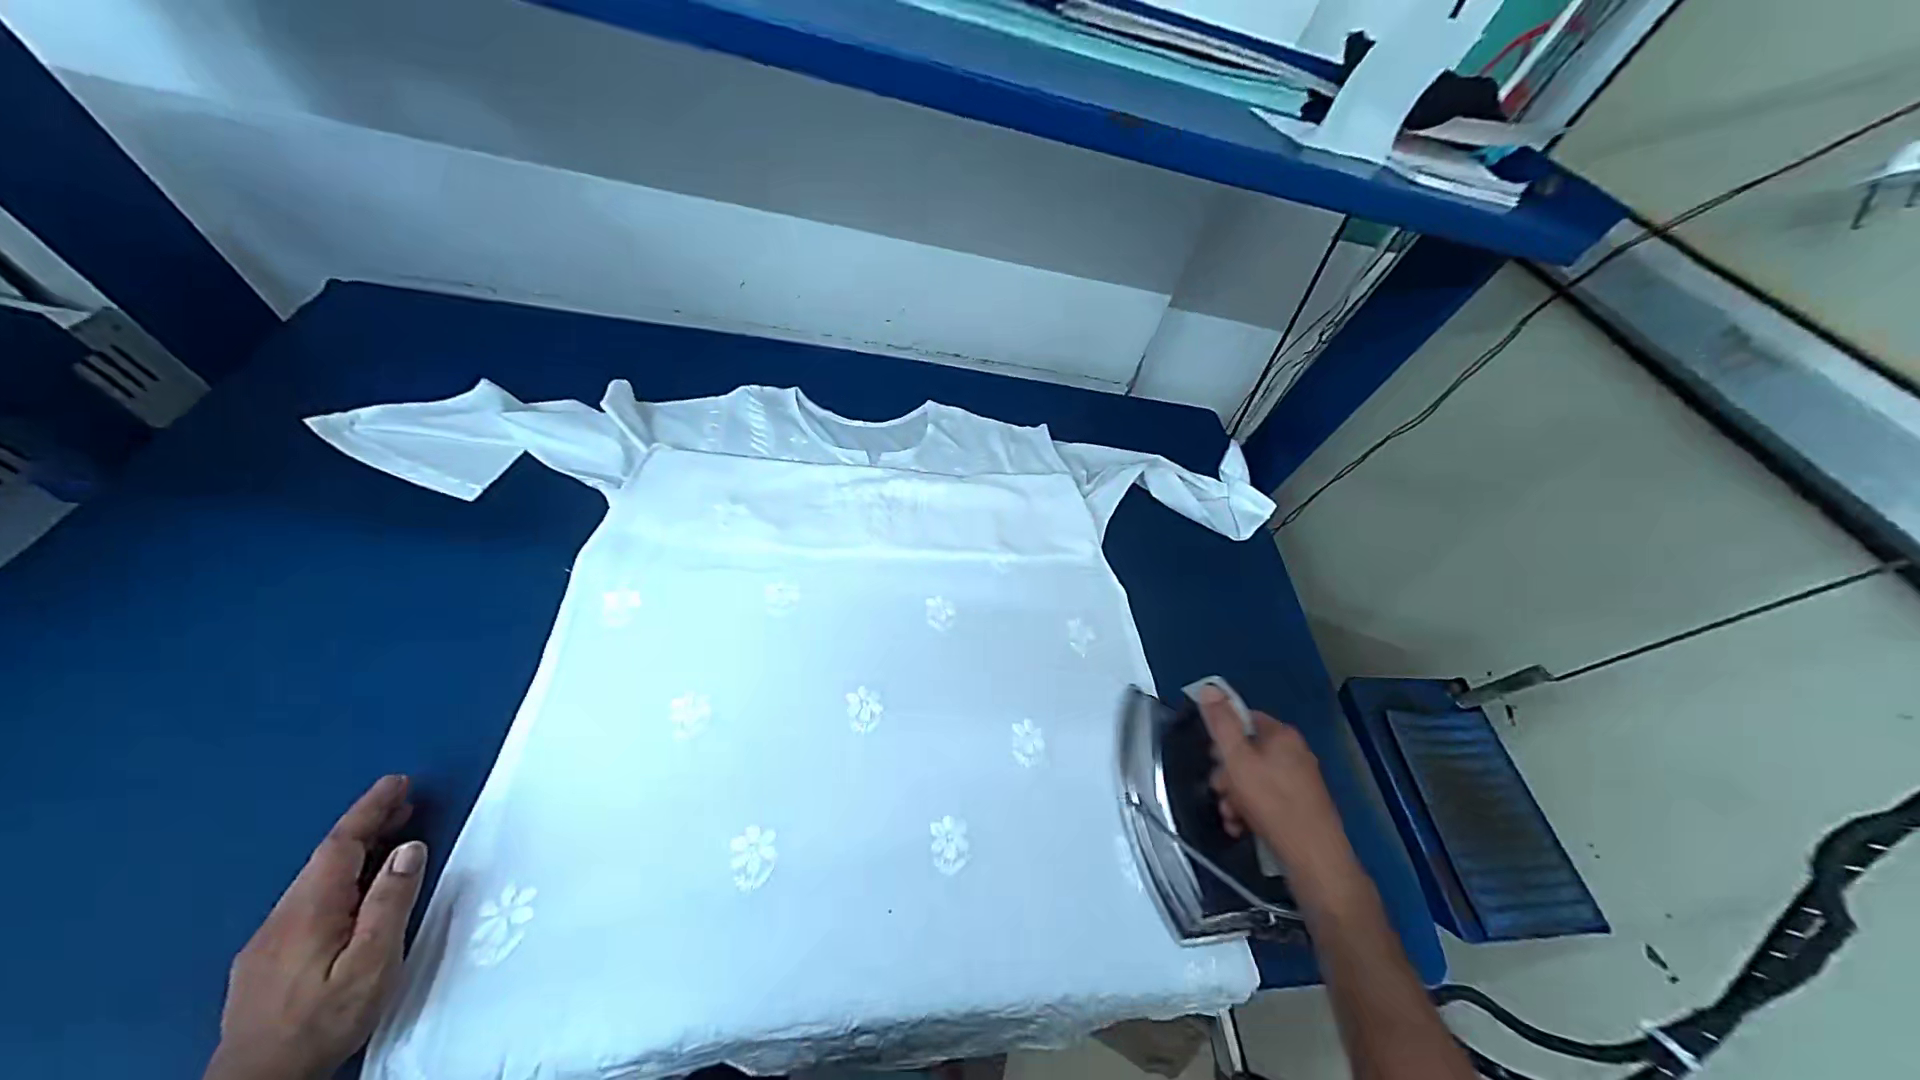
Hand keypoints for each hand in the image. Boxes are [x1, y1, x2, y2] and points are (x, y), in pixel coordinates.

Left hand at [205, 775, 428, 1079]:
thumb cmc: (325, 1019)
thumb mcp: (372, 961)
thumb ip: (390, 901)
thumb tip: (408, 847)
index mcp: (310, 910)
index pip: (341, 844)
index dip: (370, 808)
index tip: (397, 781)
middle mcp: (283, 916)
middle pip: (327, 857)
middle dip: (367, 823)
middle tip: (406, 800)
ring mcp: (268, 939)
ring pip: (316, 878)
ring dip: (356, 850)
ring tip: (392, 835)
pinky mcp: (264, 959)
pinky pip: (308, 899)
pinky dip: (340, 876)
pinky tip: (356, 887)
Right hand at [1197, 686, 1355, 881]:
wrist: (1314, 858)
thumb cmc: (1272, 803)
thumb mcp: (1237, 759)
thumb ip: (1221, 723)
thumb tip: (1209, 687)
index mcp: (1282, 735)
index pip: (1243, 718)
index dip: (1222, 736)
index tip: (1213, 757)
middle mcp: (1294, 753)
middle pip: (1246, 752)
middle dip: (1226, 774)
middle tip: (1221, 791)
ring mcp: (1300, 781)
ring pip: (1253, 779)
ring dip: (1235, 796)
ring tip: (1232, 816)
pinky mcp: (1301, 806)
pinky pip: (1266, 799)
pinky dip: (1250, 811)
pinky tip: (1242, 827)